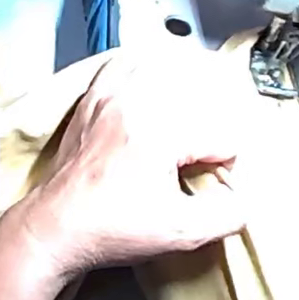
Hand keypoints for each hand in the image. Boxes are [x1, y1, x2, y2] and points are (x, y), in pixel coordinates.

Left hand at [10, 53, 247, 280]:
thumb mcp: (181, 233)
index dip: (224, 163)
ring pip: (159, 71)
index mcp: (161, 132)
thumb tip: (241, 200)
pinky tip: (146, 81)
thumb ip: (225, 215)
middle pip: (195, 97)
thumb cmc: (112, 227)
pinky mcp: (92, 100)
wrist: (57, 225)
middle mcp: (136, 104)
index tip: (213, 182)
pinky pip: (120, 66)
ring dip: (180, 89)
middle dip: (208, 125)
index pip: (219, 136)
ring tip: (186, 117)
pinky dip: (137, 68)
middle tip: (203, 154)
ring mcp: (110, 97)